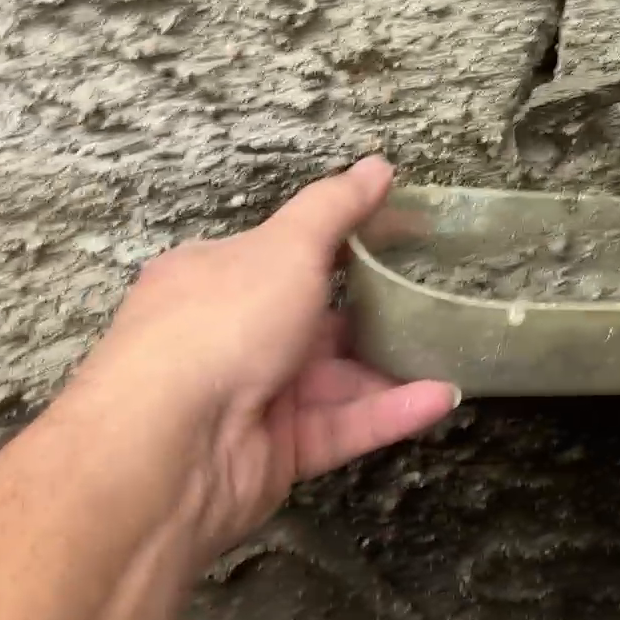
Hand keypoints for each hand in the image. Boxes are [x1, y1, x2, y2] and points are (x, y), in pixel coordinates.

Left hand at [65, 157, 457, 557]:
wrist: (165, 454)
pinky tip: (441, 395)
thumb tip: (378, 164)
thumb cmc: (220, 328)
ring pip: (341, 376)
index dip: (345, 243)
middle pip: (321, 320)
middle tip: (438, 297)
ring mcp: (255, 396)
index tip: (402, 236)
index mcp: (217, 281)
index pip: (287, 255)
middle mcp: (232, 336)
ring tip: (454, 351)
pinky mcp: (279, 450)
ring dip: (396, 366)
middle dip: (380, 313)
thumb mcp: (286, 248)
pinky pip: (346, 424)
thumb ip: (337, 207)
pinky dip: (392, 411)